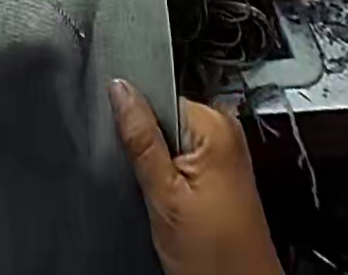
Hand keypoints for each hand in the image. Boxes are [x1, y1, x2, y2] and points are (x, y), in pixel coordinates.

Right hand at [111, 80, 280, 274]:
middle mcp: (225, 128)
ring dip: (161, 163)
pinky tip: (175, 201)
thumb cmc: (215, 256)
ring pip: (173, 139)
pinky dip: (173, 175)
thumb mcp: (165, 196)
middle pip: (167, 116)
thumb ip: (141, 139)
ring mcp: (227, 149)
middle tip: (153, 185)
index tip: (131, 148)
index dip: (138, 121)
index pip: (161, 97)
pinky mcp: (223, 169)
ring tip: (166, 197)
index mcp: (215, 123)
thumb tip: (120, 90)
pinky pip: (186, 155)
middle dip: (150, 146)